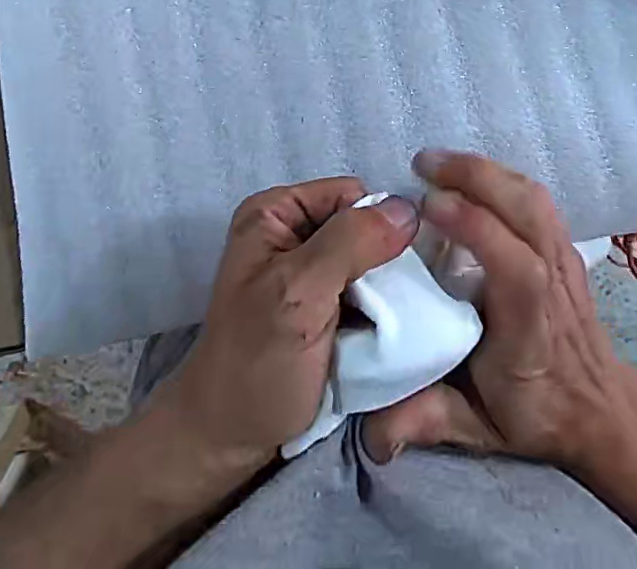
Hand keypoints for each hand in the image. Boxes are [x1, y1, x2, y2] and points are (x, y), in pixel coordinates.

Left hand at [156, 177, 419, 469]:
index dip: (379, 225)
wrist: (228, 442)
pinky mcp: (328, 305)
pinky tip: (392, 327)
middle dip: (389, 258)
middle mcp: (295, 232)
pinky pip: (373, 290)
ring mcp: (312, 270)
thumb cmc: (254, 365)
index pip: (354, 194)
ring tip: (399, 316)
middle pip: (368, 225)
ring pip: (376, 260)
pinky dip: (387, 307)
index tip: (394, 269)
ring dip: (392, 287)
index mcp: (276, 212)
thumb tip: (408, 210)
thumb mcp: (298, 294)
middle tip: (401, 298)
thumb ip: (349, 244)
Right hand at [363, 151, 636, 478]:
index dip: (476, 227)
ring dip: (486, 169)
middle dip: (477, 176)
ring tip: (440, 162)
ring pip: (533, 195)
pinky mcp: (562, 245)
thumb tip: (372, 433)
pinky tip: (470, 175)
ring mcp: (563, 256)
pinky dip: (501, 177)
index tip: (429, 204)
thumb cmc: (535, 411)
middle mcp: (553, 280)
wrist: (597, 406)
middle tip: (423, 163)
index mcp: (531, 325)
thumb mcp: (478, 428)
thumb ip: (427, 422)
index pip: (517, 265)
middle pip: (529, 210)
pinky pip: (535, 197)